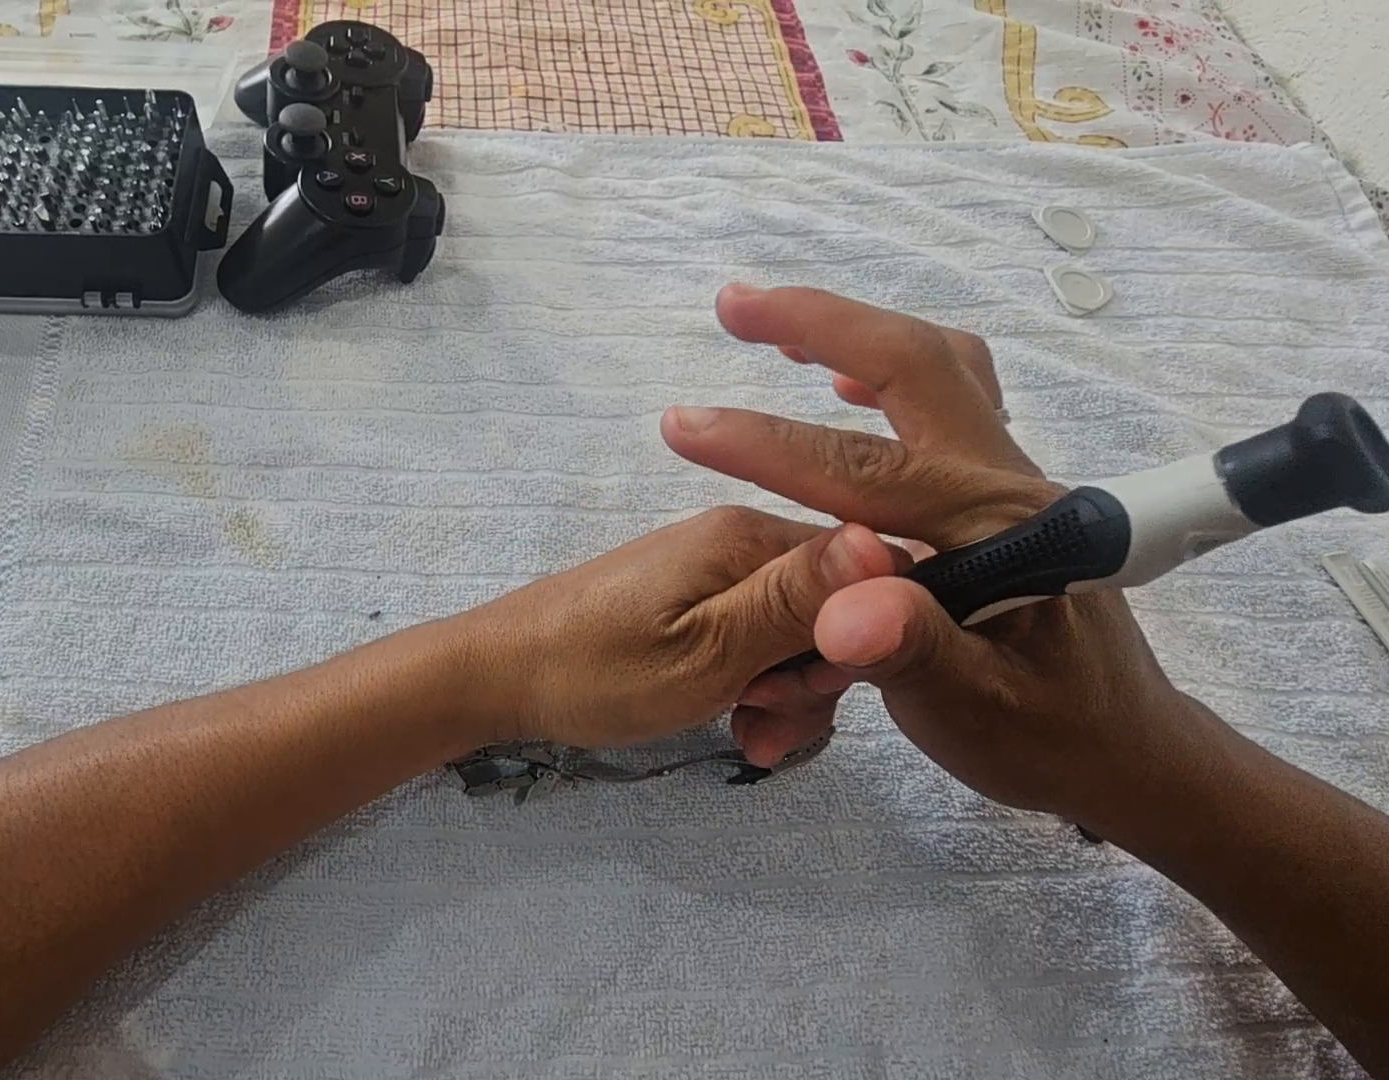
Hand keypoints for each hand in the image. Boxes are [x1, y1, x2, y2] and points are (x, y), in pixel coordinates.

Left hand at [455, 506, 903, 749]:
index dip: (862, 642)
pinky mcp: (684, 600)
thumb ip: (795, 602)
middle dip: (811, 679)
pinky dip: (746, 685)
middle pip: (828, 609)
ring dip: (779, 693)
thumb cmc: (598, 671)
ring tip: (740, 734)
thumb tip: (888, 541)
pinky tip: (725, 722)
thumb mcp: (708, 651)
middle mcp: (733, 541)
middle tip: (761, 723)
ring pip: (787, 634)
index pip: (867, 575)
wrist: (500, 674)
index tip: (813, 693)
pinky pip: (744, 639)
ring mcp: (706, 571)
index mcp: (746, 538)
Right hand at [664, 286, 1209, 823]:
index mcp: (998, 531)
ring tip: (771, 328)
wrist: (1123, 750)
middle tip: (733, 305)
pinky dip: (880, 373)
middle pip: (917, 364)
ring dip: (848, 333)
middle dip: (816, 322)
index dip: (764, 444)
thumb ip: (911, 655)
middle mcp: (1006, 482)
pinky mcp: (992, 493)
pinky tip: (837, 384)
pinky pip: (941, 401)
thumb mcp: (970, 713)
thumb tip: (840, 612)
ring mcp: (1004, 478)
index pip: (864, 469)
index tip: (683, 426)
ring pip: (935, 368)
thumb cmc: (1042, 736)